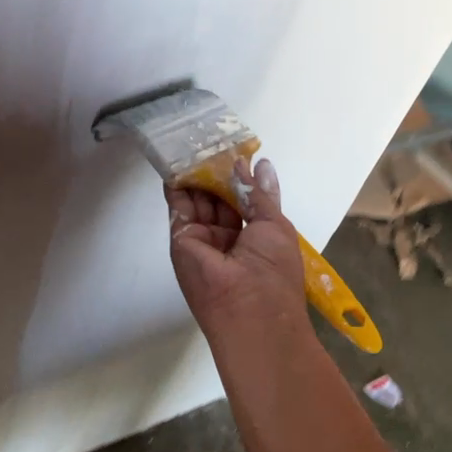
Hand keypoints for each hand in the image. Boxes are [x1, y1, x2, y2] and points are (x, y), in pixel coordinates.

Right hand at [166, 157, 308, 338]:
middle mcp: (229, 236)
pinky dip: (177, 184)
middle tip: (210, 141)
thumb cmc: (273, 269)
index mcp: (257, 236)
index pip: (245, 200)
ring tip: (193, 142)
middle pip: (219, 197)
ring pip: (199, 198)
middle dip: (216, 171)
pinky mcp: (181, 237)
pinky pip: (179, 207)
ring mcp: (204, 236)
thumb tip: (256, 163)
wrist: (247, 311)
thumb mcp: (274, 224)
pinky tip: (177, 160)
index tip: (235, 150)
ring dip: (197, 173)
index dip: (240, 176)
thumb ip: (257, 193)